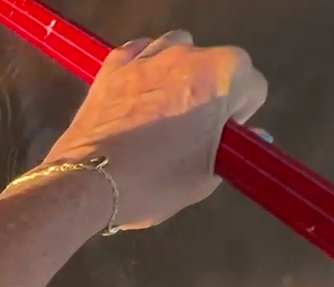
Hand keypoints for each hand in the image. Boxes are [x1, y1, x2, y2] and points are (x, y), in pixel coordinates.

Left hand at [42, 31, 268, 231]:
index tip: (209, 144)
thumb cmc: (151, 184)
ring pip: (174, 51)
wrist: (84, 187)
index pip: (249, 93)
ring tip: (155, 112)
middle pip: (212, 71)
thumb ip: (231, 152)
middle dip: (203, 97)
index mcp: (228, 74)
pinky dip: (135, 66)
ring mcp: (147, 61)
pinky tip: (131, 88)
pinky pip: (130, 54)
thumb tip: (248, 140)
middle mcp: (191, 56)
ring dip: (173, 74)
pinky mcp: (108, 73)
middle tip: (178, 136)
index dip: (232, 122)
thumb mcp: (205, 178)